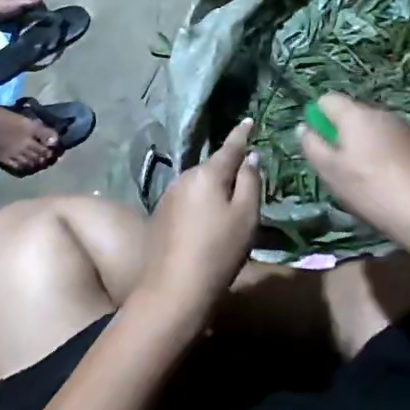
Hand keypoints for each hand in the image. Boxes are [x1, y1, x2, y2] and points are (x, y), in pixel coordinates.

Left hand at [138, 119, 262, 317]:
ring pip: (198, 186)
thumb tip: (250, 158)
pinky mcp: (159, 216)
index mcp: (207, 174)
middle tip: (247, 184)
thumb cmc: (218, 251)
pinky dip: (199, 206)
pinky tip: (205, 227)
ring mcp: (168, 197)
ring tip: (227, 211)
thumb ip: (250, 182)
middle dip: (228, 172)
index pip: (229, 147)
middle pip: (212, 168)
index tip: (248, 120)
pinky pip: (186, 202)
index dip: (241, 135)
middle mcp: (183, 178)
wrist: (174, 288)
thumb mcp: (246, 216)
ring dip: (212, 191)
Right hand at [298, 94, 409, 252]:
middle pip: (352, 115)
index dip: (318, 118)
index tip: (320, 145)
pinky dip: (385, 159)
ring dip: (364, 149)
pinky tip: (389, 185)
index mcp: (356, 115)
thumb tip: (305, 127)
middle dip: (342, 135)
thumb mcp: (330, 172)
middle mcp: (382, 114)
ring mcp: (406, 130)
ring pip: (374, 131)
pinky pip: (393, 145)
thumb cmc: (372, 190)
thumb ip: (312, 146)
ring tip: (365, 182)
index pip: (327, 99)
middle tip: (340, 169)